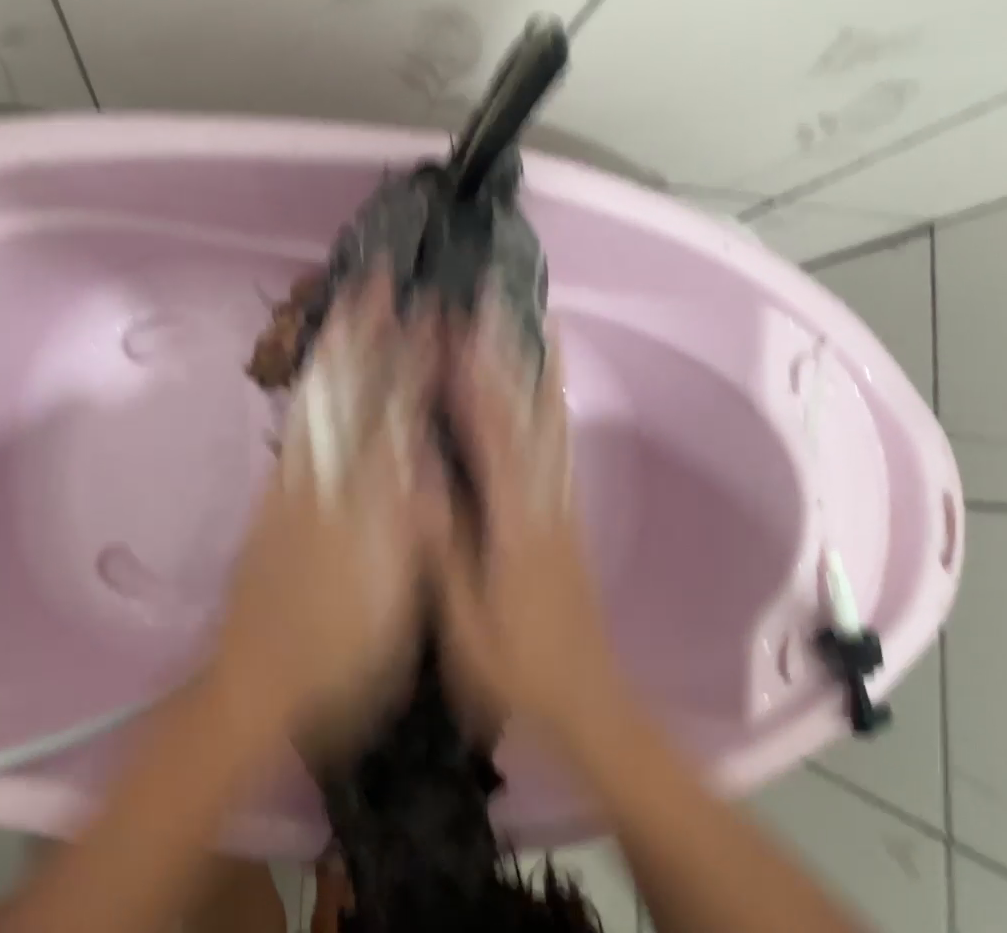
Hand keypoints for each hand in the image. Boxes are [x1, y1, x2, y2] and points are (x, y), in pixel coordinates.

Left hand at [210, 272, 439, 757]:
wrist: (253, 684)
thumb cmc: (342, 660)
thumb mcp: (396, 608)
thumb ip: (413, 533)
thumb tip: (431, 466)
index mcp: (365, 507)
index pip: (396, 418)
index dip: (415, 362)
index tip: (432, 315)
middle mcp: (325, 484)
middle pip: (348, 394)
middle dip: (365, 331)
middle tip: (378, 280)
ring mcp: (292, 489)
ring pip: (314, 404)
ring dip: (333, 348)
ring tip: (346, 305)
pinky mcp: (271, 502)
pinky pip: (294, 431)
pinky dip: (308, 390)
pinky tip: (316, 375)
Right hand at [432, 303, 624, 737]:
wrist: (589, 705)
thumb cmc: (515, 670)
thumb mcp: (465, 621)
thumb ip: (443, 549)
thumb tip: (416, 480)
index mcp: (514, 522)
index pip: (491, 433)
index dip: (474, 375)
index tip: (456, 325)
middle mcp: (544, 502)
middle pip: (531, 414)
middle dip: (513, 353)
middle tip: (502, 301)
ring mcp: (561, 509)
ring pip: (554, 427)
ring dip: (544, 371)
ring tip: (541, 324)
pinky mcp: (567, 522)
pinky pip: (559, 451)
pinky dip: (553, 410)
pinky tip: (548, 398)